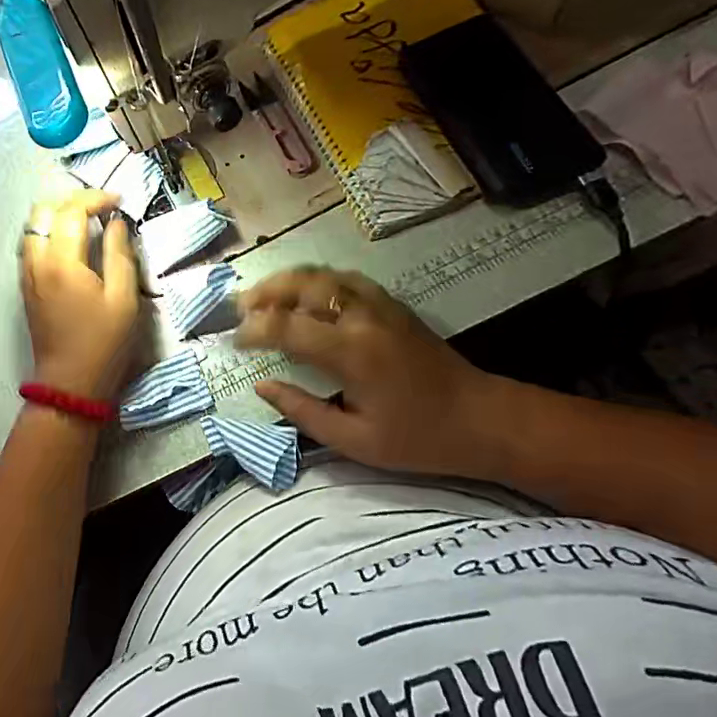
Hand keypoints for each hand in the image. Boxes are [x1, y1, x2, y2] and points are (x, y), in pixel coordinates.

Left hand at [20, 190, 139, 400]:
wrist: (70, 382)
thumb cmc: (103, 342)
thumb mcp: (124, 299)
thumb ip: (120, 255)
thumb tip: (116, 224)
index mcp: (62, 263)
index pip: (72, 210)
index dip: (96, 198)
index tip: (118, 203)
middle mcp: (37, 262)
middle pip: (42, 211)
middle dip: (71, 201)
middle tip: (100, 209)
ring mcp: (27, 275)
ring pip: (33, 227)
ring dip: (58, 215)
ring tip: (87, 222)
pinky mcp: (27, 287)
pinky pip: (32, 245)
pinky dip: (49, 232)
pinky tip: (71, 244)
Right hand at [235, 267, 499, 477]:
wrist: (481, 418)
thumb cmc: (418, 438)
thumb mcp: (355, 441)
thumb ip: (303, 411)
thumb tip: (263, 386)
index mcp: (351, 353)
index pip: (287, 327)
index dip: (254, 330)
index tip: (235, 341)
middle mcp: (363, 318)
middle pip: (303, 285)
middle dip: (266, 292)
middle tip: (240, 307)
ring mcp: (381, 305)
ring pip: (325, 275)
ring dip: (288, 281)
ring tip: (264, 296)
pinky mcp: (393, 304)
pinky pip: (346, 279)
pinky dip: (318, 280)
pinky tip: (306, 294)